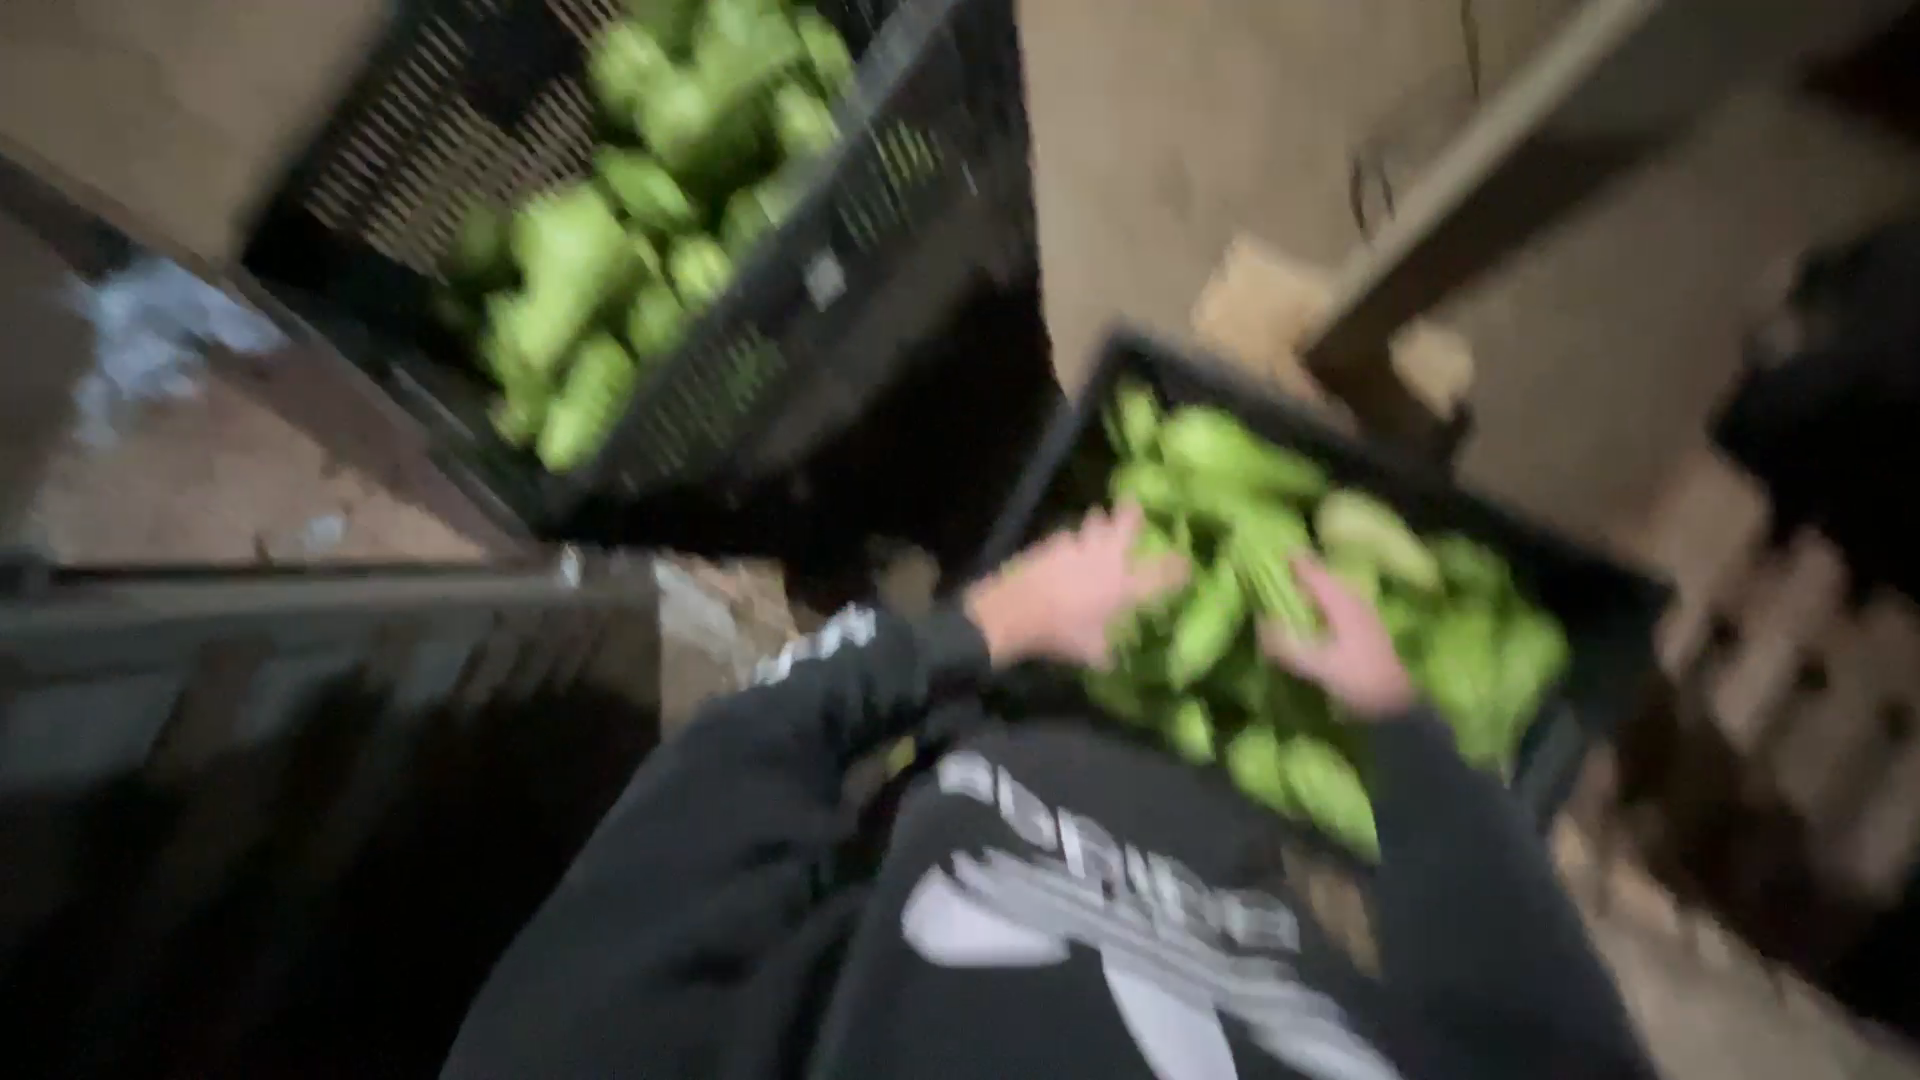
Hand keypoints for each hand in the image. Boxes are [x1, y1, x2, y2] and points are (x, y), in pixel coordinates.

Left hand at [964, 503, 1188, 666]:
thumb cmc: (1061, 634)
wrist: (1019, 610)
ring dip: (1099, 521)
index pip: (1161, 574)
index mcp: (1124, 587)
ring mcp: (1079, 548)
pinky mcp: (1053, 544)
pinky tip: (1066, 544)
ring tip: (1100, 518)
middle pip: (1126, 527)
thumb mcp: (1090, 651)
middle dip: (1132, 516)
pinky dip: (1070, 540)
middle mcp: (1107, 561)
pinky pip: (1067, 537)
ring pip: (1095, 523)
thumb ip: (1105, 652)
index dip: (1177, 568)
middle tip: (1135, 506)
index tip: (1186, 563)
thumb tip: (1111, 660)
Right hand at [1259, 556, 1414, 718]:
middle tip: (1285, 564)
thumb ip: (1286, 645)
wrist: (1394, 710)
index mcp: (1344, 606)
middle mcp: (1355, 605)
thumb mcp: (1317, 665)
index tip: (1279, 549)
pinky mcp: (1366, 634)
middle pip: (1328, 580)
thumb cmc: (1357, 682)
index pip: (1316, 575)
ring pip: (1336, 593)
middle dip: (1308, 570)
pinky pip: (1340, 606)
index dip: (1298, 562)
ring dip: (1317, 586)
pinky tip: (1316, 611)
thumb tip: (1261, 623)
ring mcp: (1364, 619)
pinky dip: (1325, 602)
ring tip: (1296, 584)